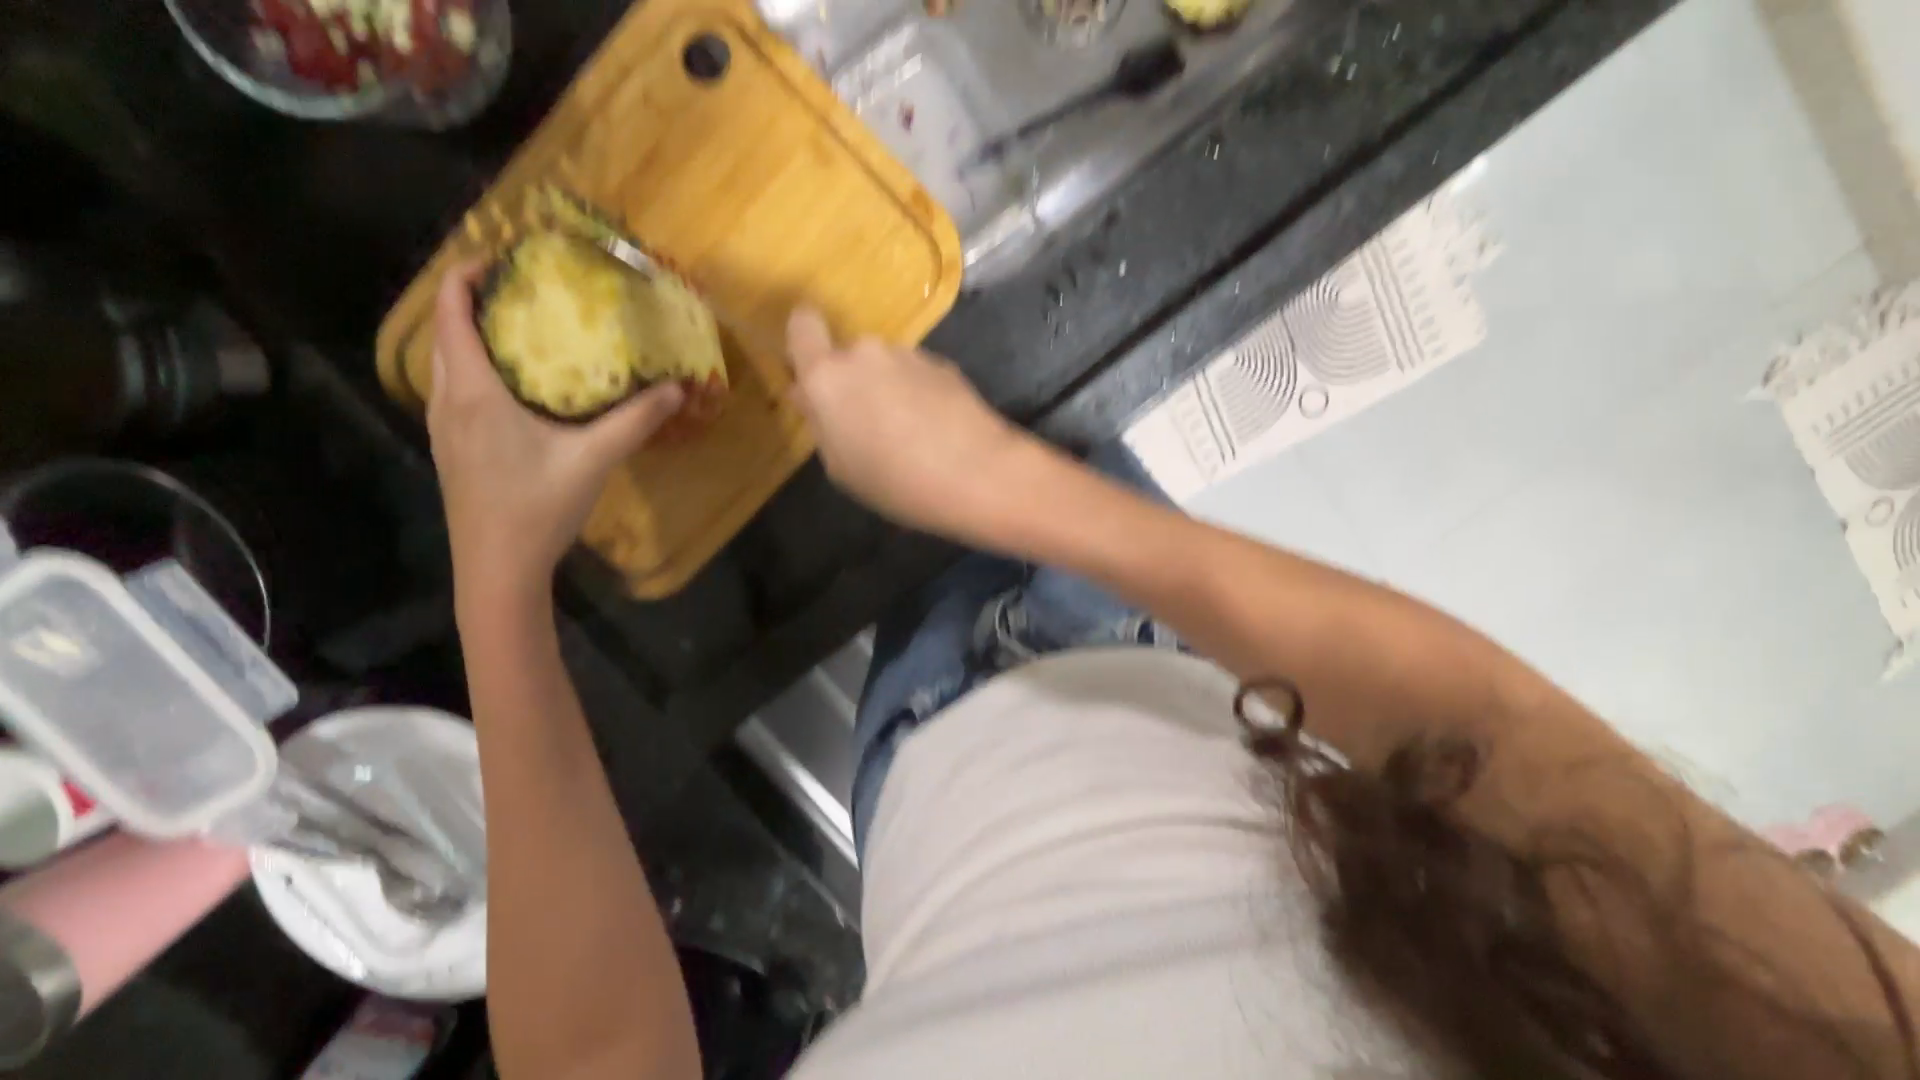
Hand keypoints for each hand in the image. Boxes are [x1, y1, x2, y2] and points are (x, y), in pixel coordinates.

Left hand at [428, 262, 684, 598]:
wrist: (496, 571)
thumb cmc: (538, 509)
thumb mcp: (594, 460)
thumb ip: (635, 420)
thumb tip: (678, 387)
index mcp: (473, 392)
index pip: (449, 312)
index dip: (466, 274)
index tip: (504, 259)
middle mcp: (448, 401)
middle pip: (443, 331)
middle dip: (473, 301)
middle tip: (524, 292)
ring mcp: (443, 428)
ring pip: (445, 362)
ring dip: (470, 336)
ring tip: (519, 330)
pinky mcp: (450, 450)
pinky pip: (452, 389)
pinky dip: (473, 367)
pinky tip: (514, 387)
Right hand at [785, 307, 1038, 541]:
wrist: (978, 473)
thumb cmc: (894, 481)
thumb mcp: (840, 467)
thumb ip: (820, 422)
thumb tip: (808, 395)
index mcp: (827, 376)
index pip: (802, 325)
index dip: (804, 341)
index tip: (812, 370)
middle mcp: (865, 353)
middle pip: (848, 355)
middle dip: (853, 382)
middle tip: (867, 425)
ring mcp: (908, 355)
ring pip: (884, 366)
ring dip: (888, 388)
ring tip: (908, 433)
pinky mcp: (943, 364)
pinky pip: (916, 375)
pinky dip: (919, 394)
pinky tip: (936, 429)